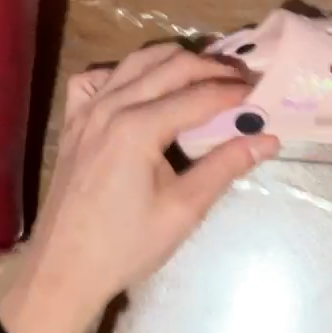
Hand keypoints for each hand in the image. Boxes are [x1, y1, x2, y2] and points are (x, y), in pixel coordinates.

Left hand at [0, 45, 280, 332]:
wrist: (62, 272)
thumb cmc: (126, 246)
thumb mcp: (183, 210)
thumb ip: (226, 166)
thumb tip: (269, 139)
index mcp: (137, 127)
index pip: (199, 95)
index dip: (235, 91)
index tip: (262, 92)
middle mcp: (111, 105)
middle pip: (172, 64)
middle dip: (212, 67)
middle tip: (242, 80)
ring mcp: (86, 109)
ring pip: (138, 60)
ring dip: (176, 60)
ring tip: (206, 74)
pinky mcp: (73, 119)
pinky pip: (98, 77)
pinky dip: (125, 72)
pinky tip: (142, 88)